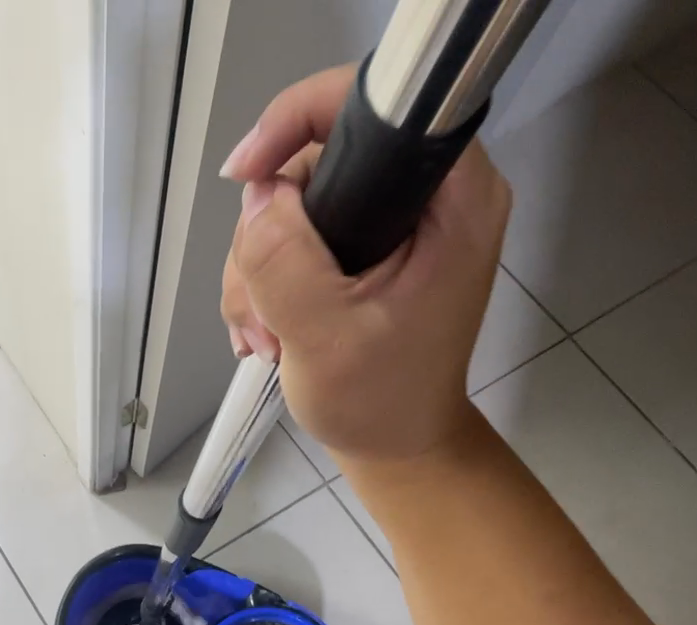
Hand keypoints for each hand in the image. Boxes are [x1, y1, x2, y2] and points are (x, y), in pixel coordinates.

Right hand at [219, 65, 511, 464]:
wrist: (394, 445)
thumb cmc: (377, 400)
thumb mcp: (326, 337)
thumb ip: (285, 260)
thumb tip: (257, 197)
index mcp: (449, 197)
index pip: (374, 106)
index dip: (300, 122)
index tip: (247, 175)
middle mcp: (424, 196)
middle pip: (314, 164)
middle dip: (266, 238)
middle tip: (260, 309)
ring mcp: (389, 224)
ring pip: (290, 207)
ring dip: (258, 274)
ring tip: (266, 338)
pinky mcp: (363, 250)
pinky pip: (290, 240)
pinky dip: (266, 285)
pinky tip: (268, 333)